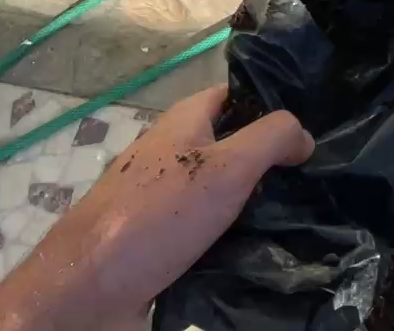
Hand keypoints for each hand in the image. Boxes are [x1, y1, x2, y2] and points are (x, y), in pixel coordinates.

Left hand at [0, 86, 314, 330]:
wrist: (82, 300)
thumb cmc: (157, 216)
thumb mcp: (230, 165)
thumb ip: (275, 138)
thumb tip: (305, 138)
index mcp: (184, 120)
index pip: (239, 94)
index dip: (273, 104)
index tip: (310, 126)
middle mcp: (171, 153)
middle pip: (233, 145)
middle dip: (270, 160)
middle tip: (310, 177)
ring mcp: (161, 201)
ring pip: (221, 192)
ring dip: (253, 204)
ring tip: (295, 216)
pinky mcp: (156, 244)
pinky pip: (205, 231)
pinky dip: (231, 238)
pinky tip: (259, 250)